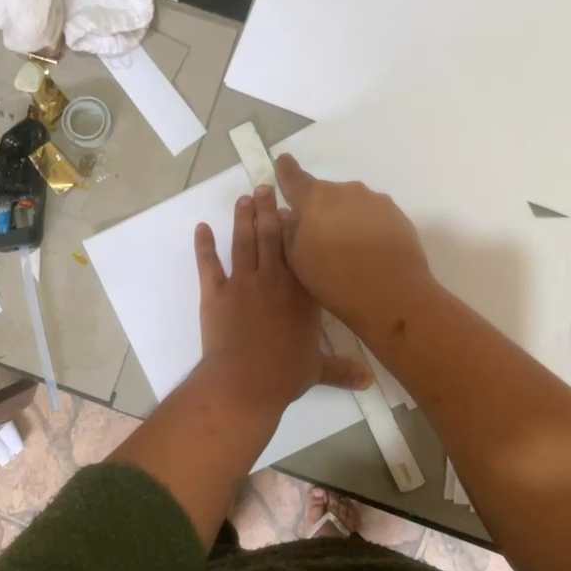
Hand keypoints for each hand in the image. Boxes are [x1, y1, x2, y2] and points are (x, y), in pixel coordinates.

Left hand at [195, 185, 371, 411]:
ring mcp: (243, 285)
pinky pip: (208, 264)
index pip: (300, 254)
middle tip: (265, 187)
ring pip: (243, 243)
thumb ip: (342, 369)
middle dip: (268, 210)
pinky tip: (201, 227)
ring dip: (243, 218)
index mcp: (302, 296)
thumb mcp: (317, 371)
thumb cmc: (284, 376)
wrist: (244, 383)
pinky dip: (203, 245)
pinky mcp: (215, 294)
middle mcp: (274, 281)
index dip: (298, 230)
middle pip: (272, 238)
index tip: (295, 210)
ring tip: (243, 198)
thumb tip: (369, 380)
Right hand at [275, 154, 434, 333]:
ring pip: (350, 204)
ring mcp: (374, 200)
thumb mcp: (296, 261)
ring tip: (345, 249)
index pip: (294, 177)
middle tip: (317, 238)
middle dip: (318, 210)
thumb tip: (288, 214)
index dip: (285, 170)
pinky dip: (365, 227)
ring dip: (343, 218)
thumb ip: (287, 232)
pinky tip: (367, 251)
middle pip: (324, 194)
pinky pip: (372, 215)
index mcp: (314, 199)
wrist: (391, 294)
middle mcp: (345, 191)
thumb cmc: (334, 279)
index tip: (282, 162)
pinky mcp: (396, 214)